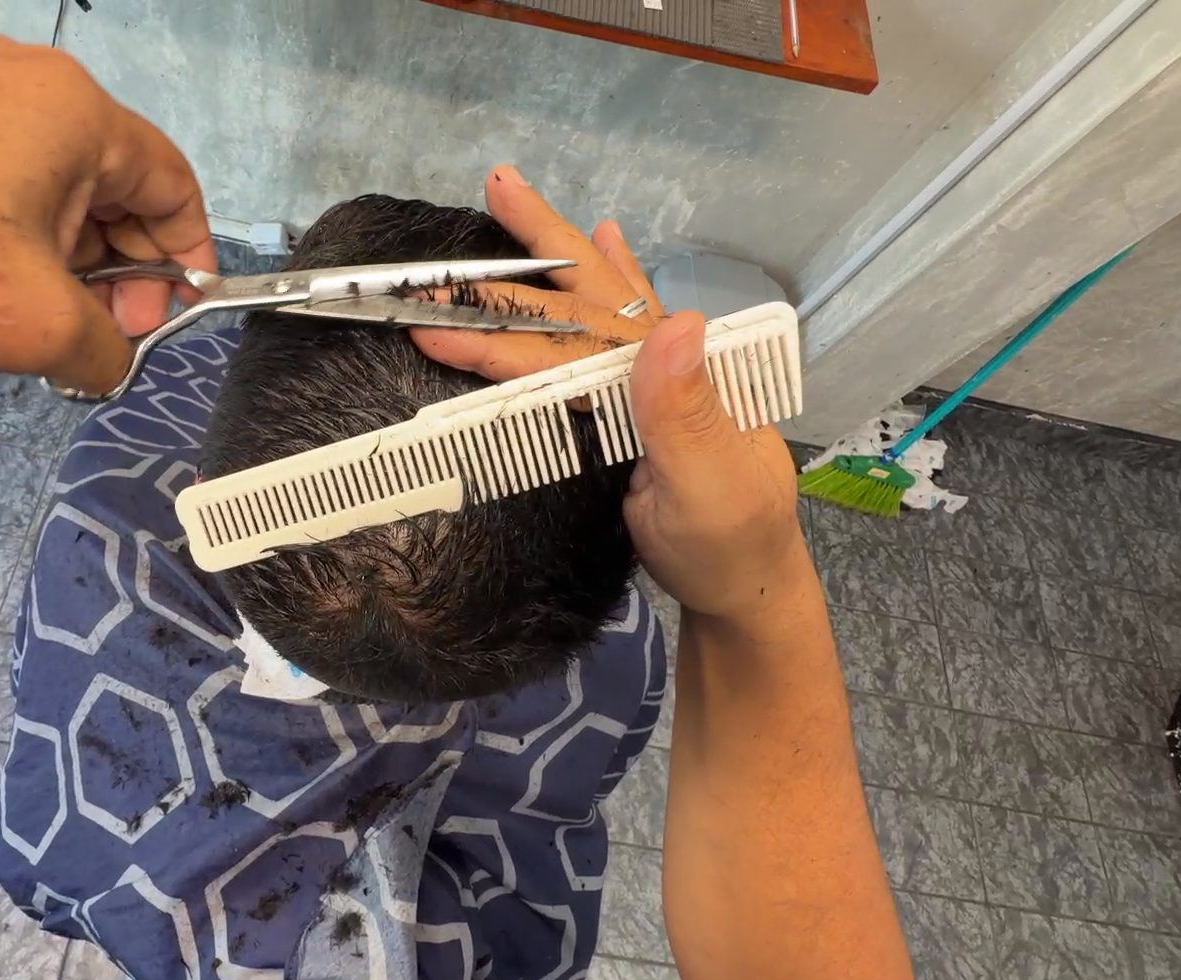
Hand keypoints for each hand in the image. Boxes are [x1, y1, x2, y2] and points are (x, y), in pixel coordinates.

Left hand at [0, 32, 214, 394]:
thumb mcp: (35, 323)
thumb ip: (108, 352)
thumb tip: (113, 363)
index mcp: (76, 115)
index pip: (173, 187)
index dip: (188, 258)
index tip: (170, 316)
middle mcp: (21, 85)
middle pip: (111, 190)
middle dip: (119, 272)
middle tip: (95, 334)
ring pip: (45, 192)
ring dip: (59, 265)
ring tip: (29, 322)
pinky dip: (3, 241)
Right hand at [414, 167, 806, 618]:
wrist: (741, 579)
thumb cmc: (727, 542)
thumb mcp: (712, 487)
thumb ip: (688, 413)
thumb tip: (672, 322)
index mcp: (676, 374)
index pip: (579, 342)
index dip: (506, 331)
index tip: (440, 324)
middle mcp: (662, 362)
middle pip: (589, 297)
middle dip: (524, 261)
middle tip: (483, 202)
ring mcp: (652, 377)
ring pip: (594, 303)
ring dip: (554, 251)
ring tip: (517, 198)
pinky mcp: (639, 398)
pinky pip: (618, 328)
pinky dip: (609, 277)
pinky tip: (603, 238)